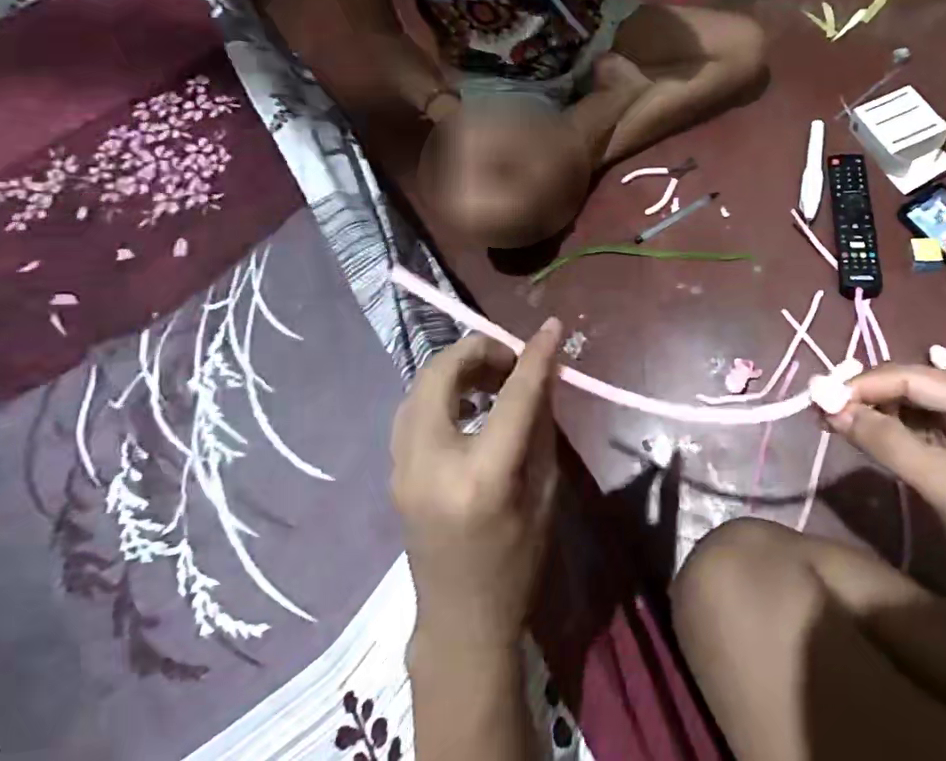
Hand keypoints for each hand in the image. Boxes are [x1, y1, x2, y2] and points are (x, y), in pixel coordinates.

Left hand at [391, 319, 563, 648]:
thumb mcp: (545, 492)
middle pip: (442, 375)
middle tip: (514, 358)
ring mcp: (402, 467)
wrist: (461, 619)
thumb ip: (541, 428)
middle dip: (480, 350)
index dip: (535, 355)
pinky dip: (441, 391)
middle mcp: (429, 463)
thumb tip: (545, 376)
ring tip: (495, 378)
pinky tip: (470, 403)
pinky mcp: (394, 471)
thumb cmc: (519, 561)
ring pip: (420, 387)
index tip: (551, 326)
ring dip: (457, 368)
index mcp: (481, 476)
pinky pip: (413, 410)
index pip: (513, 396)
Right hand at [828, 366, 945, 603]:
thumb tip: (834, 409)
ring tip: (835, 424)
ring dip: (879, 417)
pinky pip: (928, 436)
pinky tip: (869, 441)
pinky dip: (897, 438)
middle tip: (821, 411)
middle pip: (914, 389)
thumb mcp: (945, 482)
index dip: (863, 384)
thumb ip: (888, 442)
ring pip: (918, 412)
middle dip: (868, 398)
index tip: (819, 395)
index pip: (912, 376)